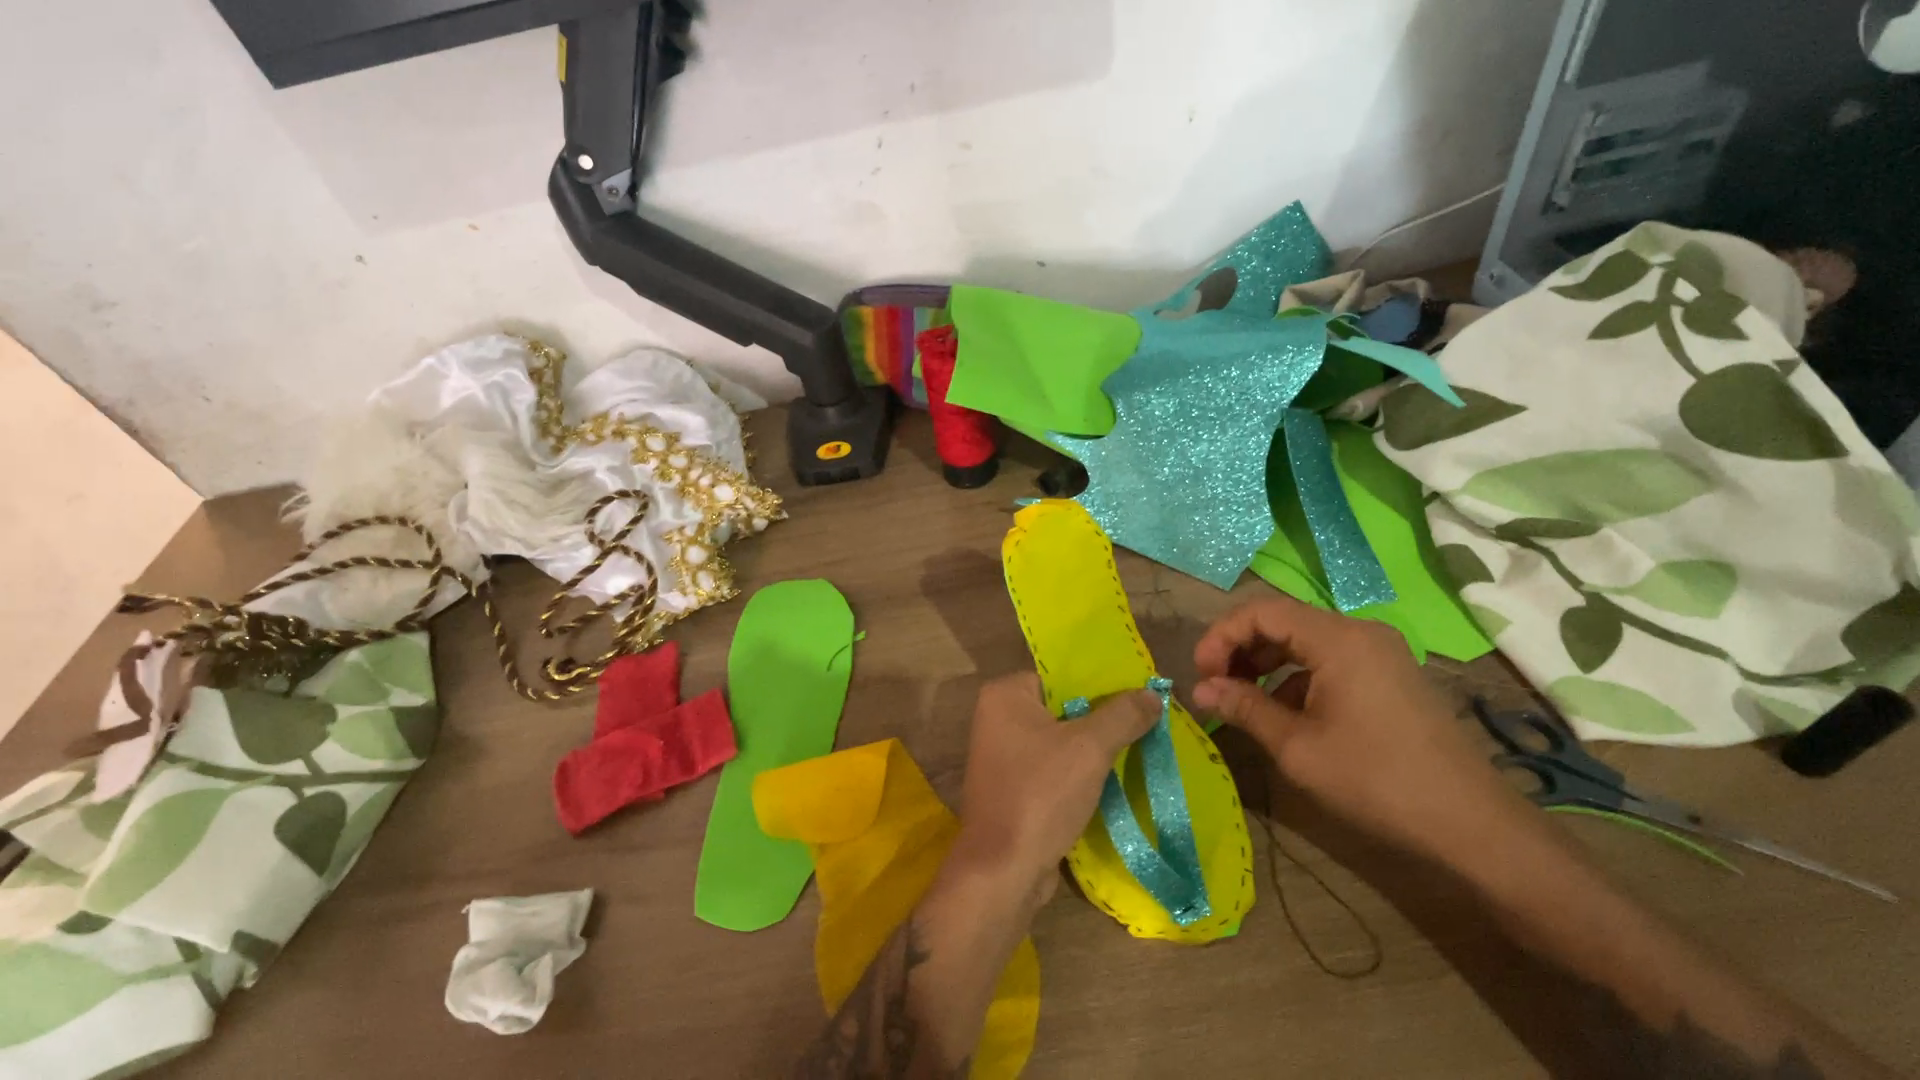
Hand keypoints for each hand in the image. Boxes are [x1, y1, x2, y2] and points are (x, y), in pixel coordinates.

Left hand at [950, 673, 1160, 904]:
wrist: (1005, 869)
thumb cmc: (1041, 793)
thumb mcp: (1090, 747)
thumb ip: (1123, 715)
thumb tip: (1153, 694)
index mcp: (1004, 696)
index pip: (1060, 675)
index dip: (1101, 684)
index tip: (1140, 694)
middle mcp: (997, 720)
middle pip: (1063, 708)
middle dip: (1103, 718)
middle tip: (1147, 721)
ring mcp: (1003, 757)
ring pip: (1062, 742)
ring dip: (1095, 749)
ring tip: (1141, 747)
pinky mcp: (1014, 790)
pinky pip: (1056, 770)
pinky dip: (1082, 775)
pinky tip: (1117, 779)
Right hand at [1191, 597, 1528, 858]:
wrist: (1468, 821)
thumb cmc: (1374, 779)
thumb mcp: (1297, 747)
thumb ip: (1244, 708)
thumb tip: (1201, 689)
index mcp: (1337, 638)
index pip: (1261, 611)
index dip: (1221, 636)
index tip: (1199, 674)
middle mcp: (1360, 632)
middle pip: (1284, 621)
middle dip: (1241, 649)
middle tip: (1214, 688)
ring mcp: (1380, 653)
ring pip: (1306, 641)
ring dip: (1267, 665)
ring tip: (1242, 703)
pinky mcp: (1391, 676)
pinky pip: (1330, 661)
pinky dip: (1297, 679)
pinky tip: (1284, 716)